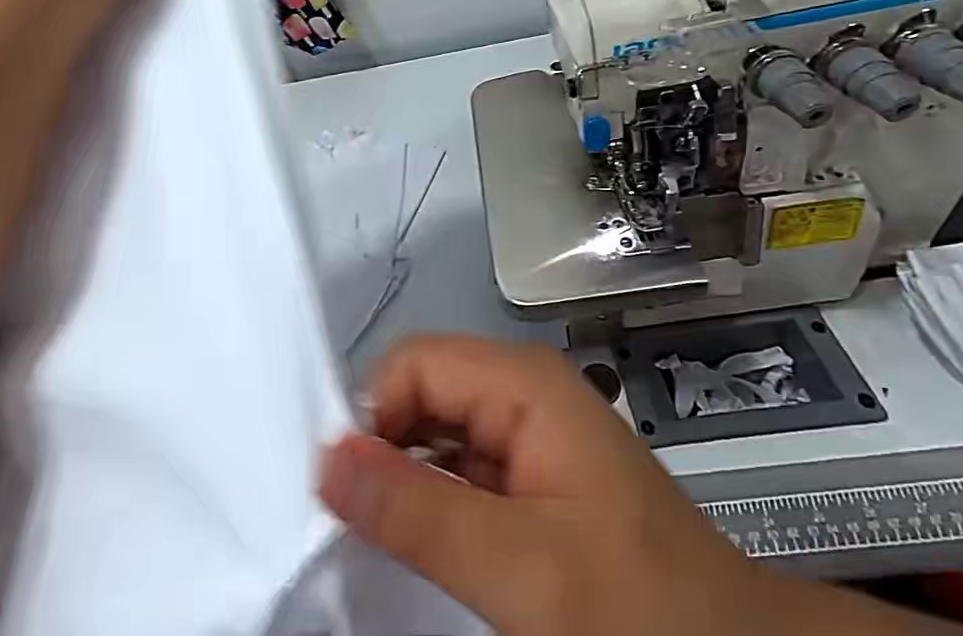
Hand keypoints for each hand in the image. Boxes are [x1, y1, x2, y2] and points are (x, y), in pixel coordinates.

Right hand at [319, 335, 760, 635]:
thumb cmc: (635, 598)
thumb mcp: (523, 563)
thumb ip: (418, 511)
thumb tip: (327, 459)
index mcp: (521, 383)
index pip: (412, 363)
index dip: (371, 415)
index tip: (344, 488)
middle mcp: (517, 391)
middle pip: (418, 390)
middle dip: (381, 446)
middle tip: (359, 521)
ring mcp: (521, 432)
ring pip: (429, 431)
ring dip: (399, 478)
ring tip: (385, 536)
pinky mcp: (522, 473)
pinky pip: (451, 468)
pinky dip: (424, 500)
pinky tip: (419, 541)